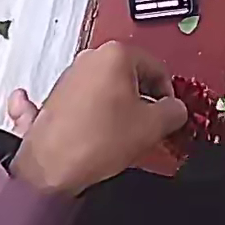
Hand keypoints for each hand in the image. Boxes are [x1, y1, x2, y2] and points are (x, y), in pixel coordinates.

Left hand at [8, 42, 186, 195]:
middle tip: (148, 124)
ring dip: (117, 107)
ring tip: (121, 135)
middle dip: (142, 99)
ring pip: (106, 88)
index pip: (157, 69)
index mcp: (116, 54)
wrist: (49, 169)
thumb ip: (175, 111)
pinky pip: (76, 100)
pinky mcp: (53, 99)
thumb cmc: (96, 141)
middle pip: (131, 76)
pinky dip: (85, 111)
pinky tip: (87, 122)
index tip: (168, 113)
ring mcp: (69, 77)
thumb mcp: (154, 126)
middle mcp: (90, 58)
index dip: (167, 94)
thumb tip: (175, 110)